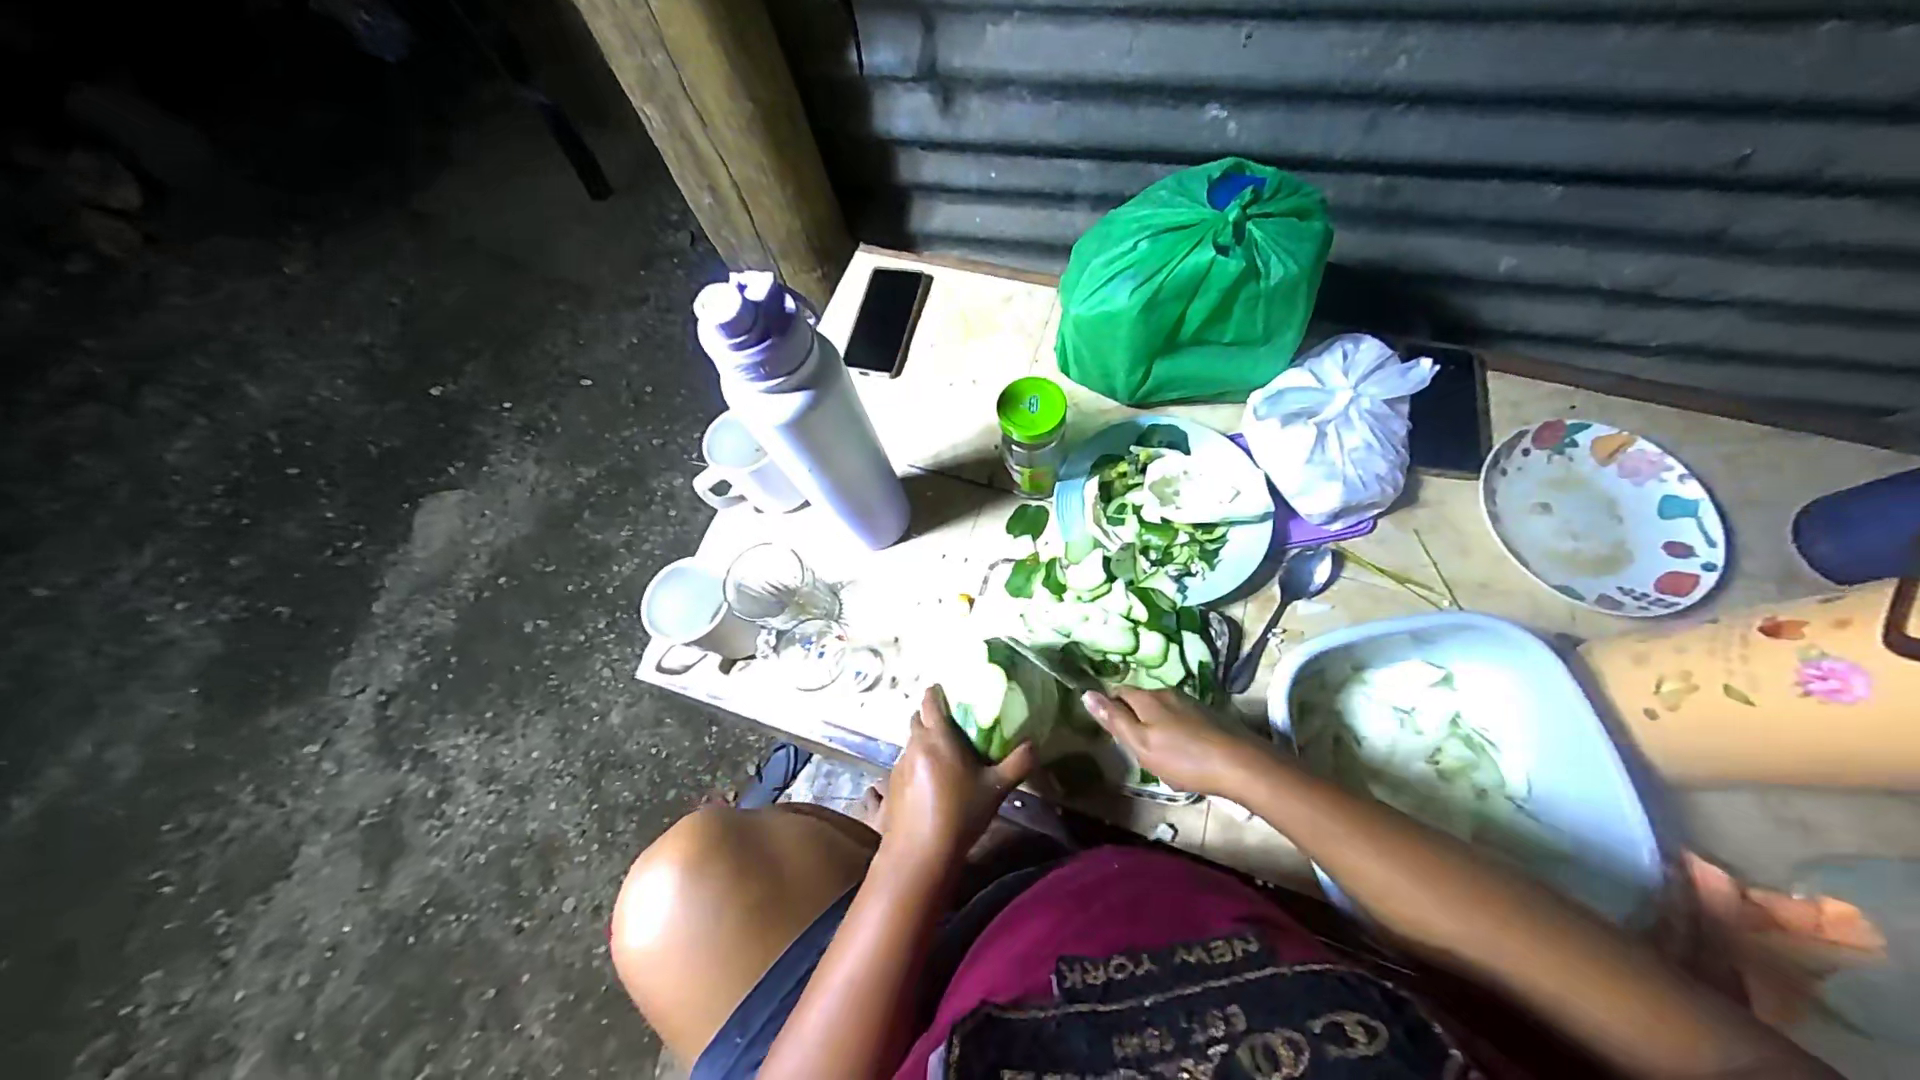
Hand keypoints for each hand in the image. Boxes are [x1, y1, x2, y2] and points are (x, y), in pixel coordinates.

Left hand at [883, 686, 1035, 863]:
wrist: (921, 854)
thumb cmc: (961, 814)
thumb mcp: (996, 789)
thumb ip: (1018, 763)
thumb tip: (1034, 744)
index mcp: (937, 738)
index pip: (931, 701)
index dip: (937, 693)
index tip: (946, 692)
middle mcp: (914, 746)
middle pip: (916, 720)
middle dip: (929, 718)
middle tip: (950, 727)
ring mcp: (898, 767)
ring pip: (909, 744)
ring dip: (921, 744)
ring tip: (941, 759)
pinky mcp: (889, 788)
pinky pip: (902, 766)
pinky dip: (913, 767)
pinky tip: (926, 785)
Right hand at [1082, 687, 1273, 798]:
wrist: (1242, 765)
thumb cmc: (1184, 758)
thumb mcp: (1141, 743)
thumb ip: (1114, 720)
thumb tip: (1086, 694)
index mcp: (1148, 698)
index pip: (1119, 692)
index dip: (1109, 706)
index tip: (1108, 727)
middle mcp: (1168, 693)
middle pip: (1141, 700)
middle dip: (1133, 715)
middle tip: (1131, 743)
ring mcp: (1192, 703)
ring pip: (1163, 709)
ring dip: (1155, 724)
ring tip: (1156, 749)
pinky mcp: (1210, 717)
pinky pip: (1182, 718)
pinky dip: (1175, 730)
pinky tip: (1182, 751)